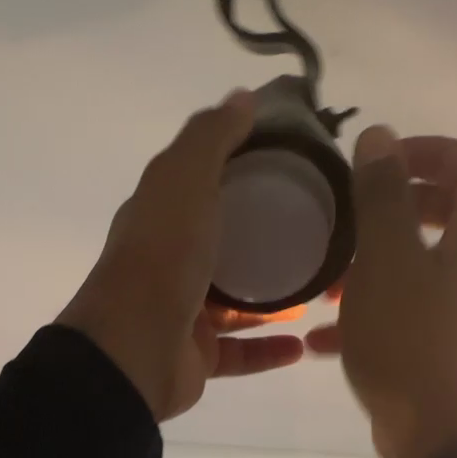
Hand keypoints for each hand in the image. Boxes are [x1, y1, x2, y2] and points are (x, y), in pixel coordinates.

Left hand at [59, 92, 307, 421]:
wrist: (135, 350)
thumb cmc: (163, 257)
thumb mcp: (185, 179)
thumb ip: (211, 137)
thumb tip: (242, 98)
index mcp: (159, 217)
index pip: (200, 185)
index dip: (240, 171)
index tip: (294, 164)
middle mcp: (168, 264)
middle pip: (222, 246)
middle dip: (265, 239)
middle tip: (320, 230)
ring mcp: (182, 315)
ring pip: (235, 304)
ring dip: (274, 297)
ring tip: (322, 287)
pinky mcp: (196, 359)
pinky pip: (240, 353)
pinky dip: (269, 349)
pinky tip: (303, 341)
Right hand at [305, 128, 456, 457]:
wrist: (437, 433)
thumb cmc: (410, 339)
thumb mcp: (385, 261)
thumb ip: (381, 196)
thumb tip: (379, 137)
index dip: (435, 151)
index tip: (384, 161)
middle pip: (455, 212)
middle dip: (401, 206)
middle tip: (355, 213)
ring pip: (428, 263)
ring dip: (380, 261)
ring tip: (331, 280)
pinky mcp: (453, 345)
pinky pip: (415, 308)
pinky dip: (377, 308)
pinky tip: (325, 336)